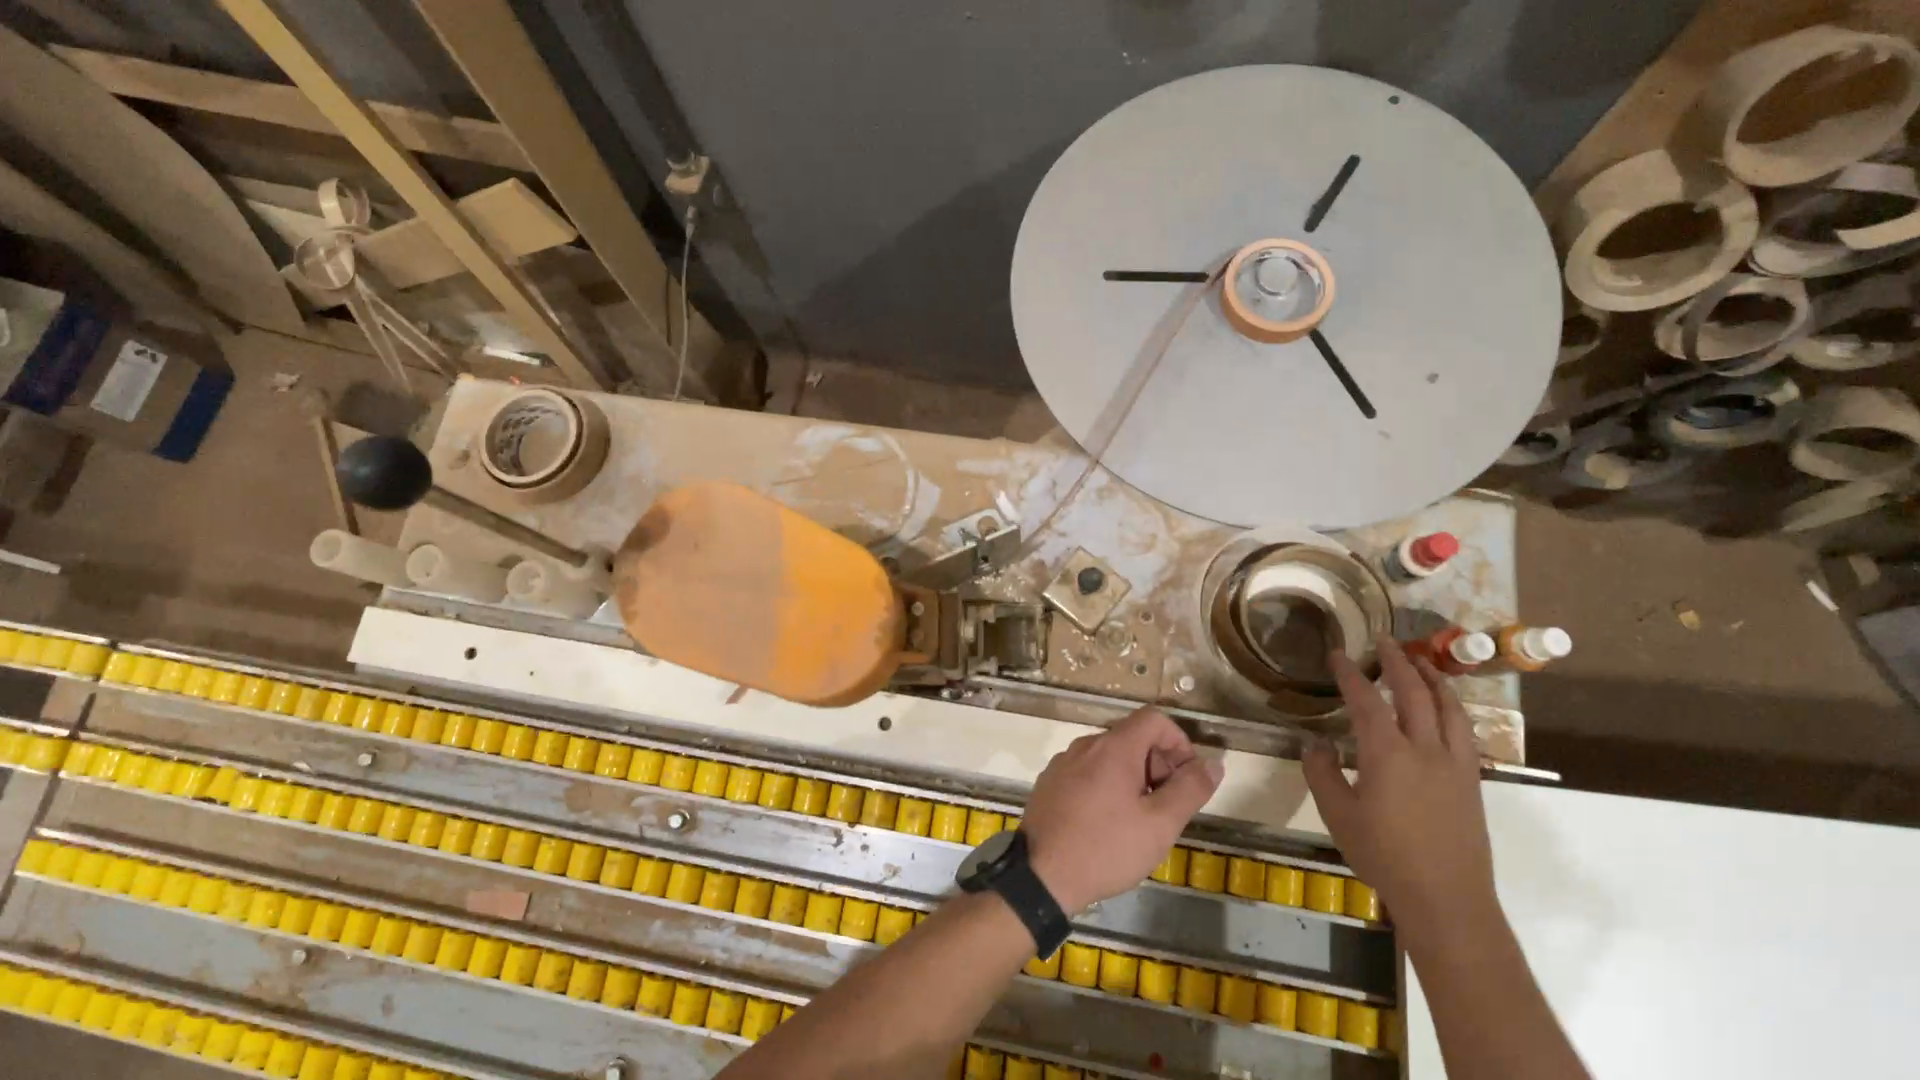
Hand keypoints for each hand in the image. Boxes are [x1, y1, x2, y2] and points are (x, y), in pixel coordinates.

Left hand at [1021, 708, 1223, 912]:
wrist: (1039, 876)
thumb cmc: (1105, 848)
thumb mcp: (1159, 824)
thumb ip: (1190, 790)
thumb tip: (1213, 764)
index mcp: (1112, 747)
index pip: (1154, 719)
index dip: (1179, 742)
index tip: (1187, 778)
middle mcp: (1084, 746)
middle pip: (1131, 737)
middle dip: (1159, 764)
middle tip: (1169, 806)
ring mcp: (1062, 765)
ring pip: (1109, 757)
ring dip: (1134, 778)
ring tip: (1141, 820)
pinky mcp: (1048, 785)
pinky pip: (1087, 774)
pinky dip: (1107, 787)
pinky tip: (1108, 825)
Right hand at [1302, 636, 1497, 943]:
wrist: (1446, 896)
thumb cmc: (1383, 856)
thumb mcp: (1338, 815)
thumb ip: (1322, 773)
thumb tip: (1315, 742)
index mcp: (1387, 753)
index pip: (1367, 700)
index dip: (1350, 674)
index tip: (1338, 654)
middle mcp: (1425, 748)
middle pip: (1415, 692)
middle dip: (1398, 662)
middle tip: (1385, 641)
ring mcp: (1455, 762)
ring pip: (1449, 706)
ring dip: (1433, 678)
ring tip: (1420, 662)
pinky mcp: (1472, 780)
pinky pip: (1464, 730)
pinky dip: (1452, 707)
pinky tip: (1446, 709)